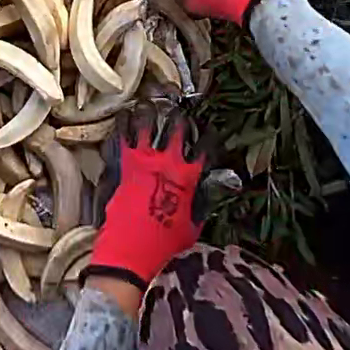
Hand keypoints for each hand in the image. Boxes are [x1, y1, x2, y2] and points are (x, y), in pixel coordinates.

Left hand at [89, 105, 209, 288]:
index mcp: (190, 177)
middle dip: (180, 116)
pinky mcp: (124, 161)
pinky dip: (125, 122)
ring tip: (152, 102)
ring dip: (151, 111)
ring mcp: (144, 159)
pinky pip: (123, 134)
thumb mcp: (194, 225)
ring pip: (148, 123)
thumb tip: (226, 185)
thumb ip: (206, 200)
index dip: (209, 136)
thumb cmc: (165, 241)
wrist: (131, 248)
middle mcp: (168, 162)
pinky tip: (125, 114)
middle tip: (179, 109)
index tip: (209, 130)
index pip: (205, 147)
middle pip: (177, 127)